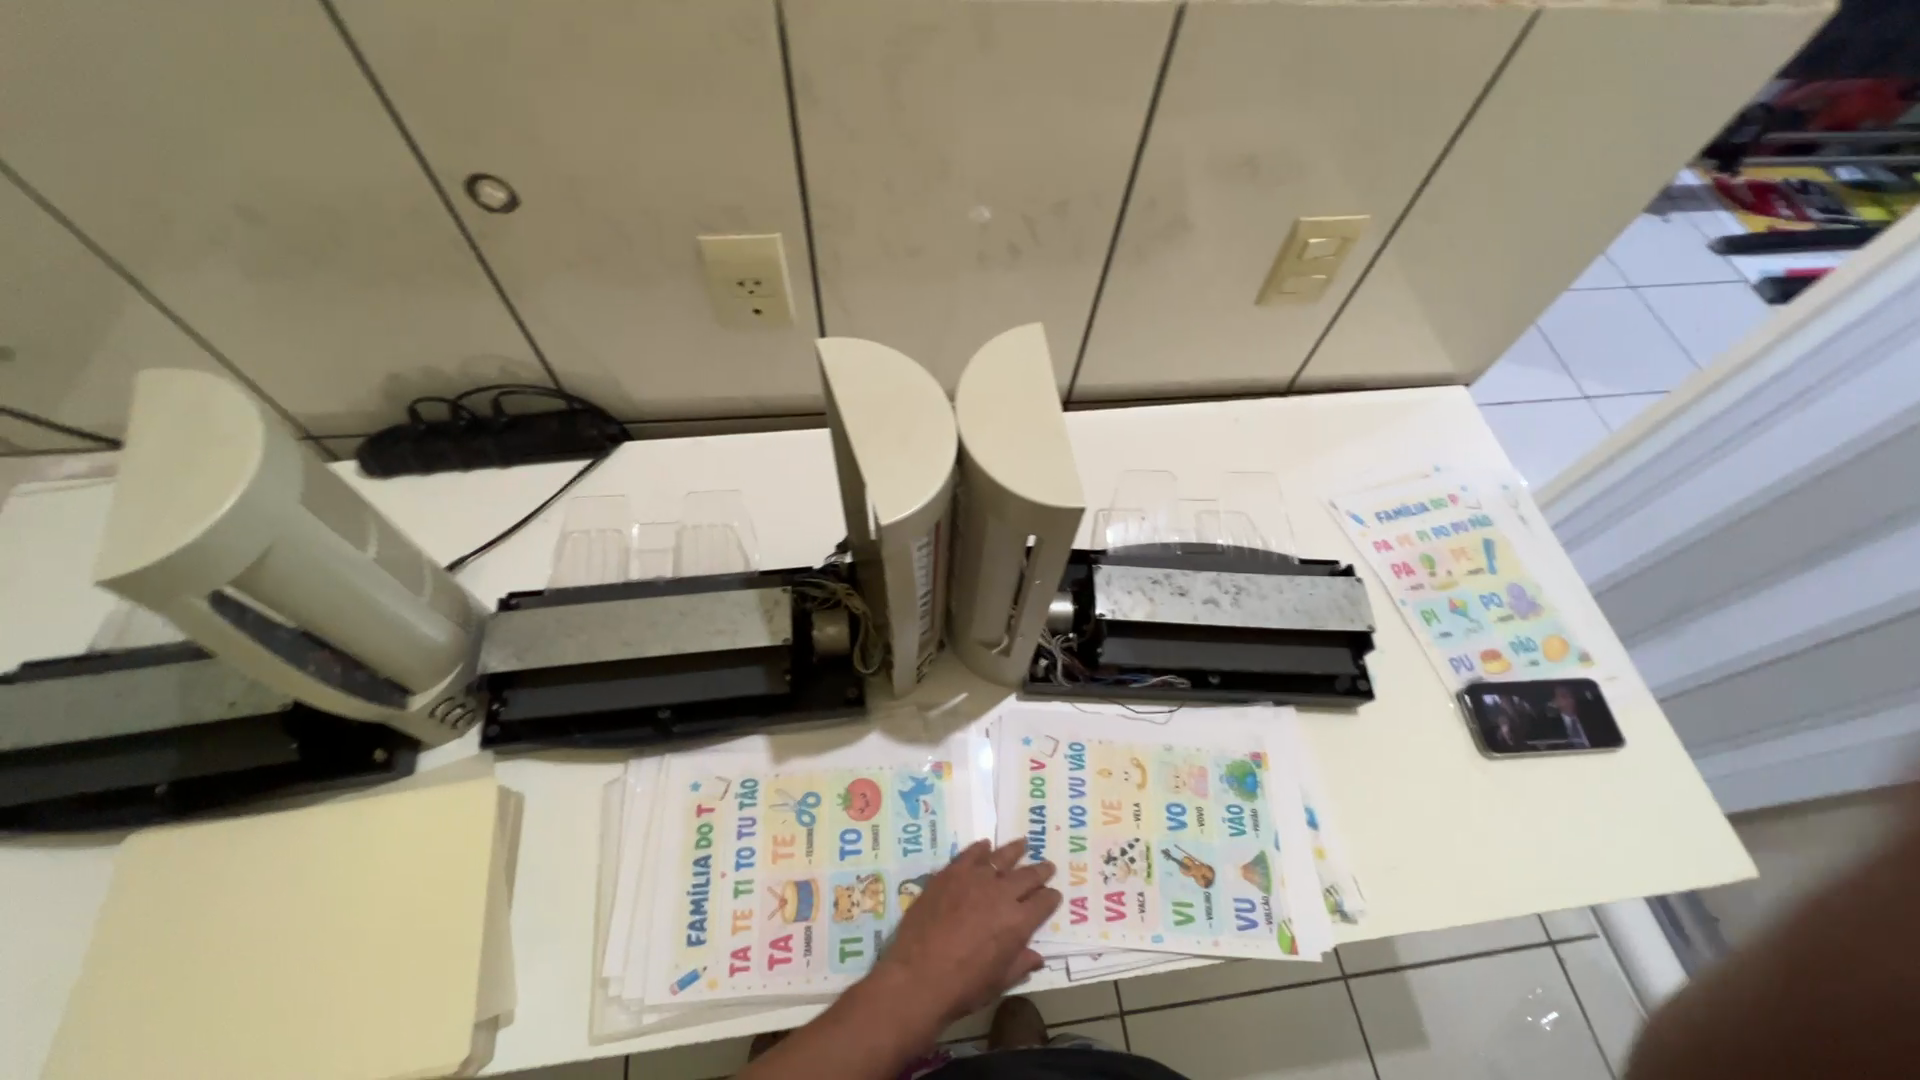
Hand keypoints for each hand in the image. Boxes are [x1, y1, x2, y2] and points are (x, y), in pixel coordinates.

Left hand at [866, 839, 1060, 1029]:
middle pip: (1027, 876)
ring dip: (1015, 850)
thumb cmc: (963, 986)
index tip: (1054, 894)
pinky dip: (980, 849)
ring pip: (1001, 858)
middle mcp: (1001, 894)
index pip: (1043, 903)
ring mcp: (974, 879)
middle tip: (1048, 866)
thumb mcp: (999, 982)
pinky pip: (969, 854)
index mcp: (1018, 922)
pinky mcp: (950, 874)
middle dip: (1040, 871)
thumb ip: (1020, 965)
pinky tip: (985, 845)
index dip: (1051, 898)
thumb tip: (1037, 957)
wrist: (918, 976)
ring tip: (1023, 843)